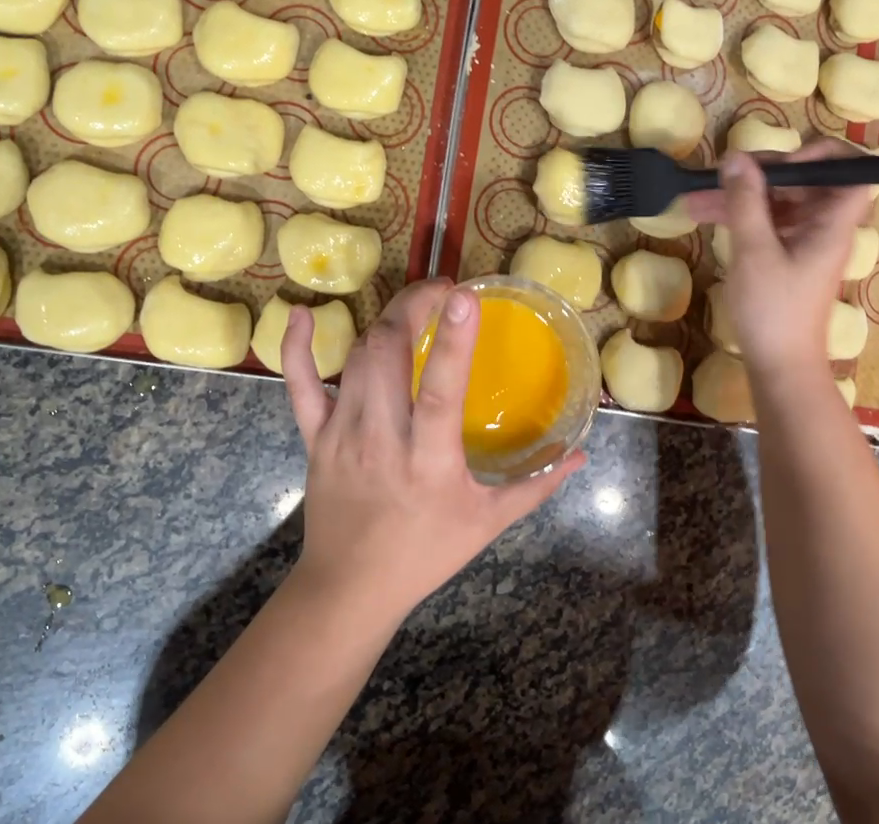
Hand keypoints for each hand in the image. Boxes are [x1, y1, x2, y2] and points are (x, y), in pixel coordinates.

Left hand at [280, 279, 585, 618]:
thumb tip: (581, 456)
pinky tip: (305, 317)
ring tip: (415, 306)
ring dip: (386, 322)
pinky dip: (296, 348)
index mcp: (429, 460)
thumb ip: (537, 486)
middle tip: (443, 290)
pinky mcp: (316, 436)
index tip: (463, 293)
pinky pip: (299, 386)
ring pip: (357, 358)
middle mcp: (381, 437)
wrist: (350, 587)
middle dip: (413, 307)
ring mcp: (342, 433)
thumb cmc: (424, 553)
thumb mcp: (489, 523)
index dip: (453, 339)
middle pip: (388, 353)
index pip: (440, 389)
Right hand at [687, 140, 875, 375]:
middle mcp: (825, 228)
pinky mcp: (787, 258)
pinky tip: (706, 214)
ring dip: (741, 195)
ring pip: (779, 202)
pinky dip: (741, 216)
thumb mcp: (754, 251)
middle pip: (805, 182)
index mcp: (833, 223)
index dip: (825, 154)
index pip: (854, 171)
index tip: (787, 159)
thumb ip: (745, 201)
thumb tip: (735, 157)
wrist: (780, 366)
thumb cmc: (773, 310)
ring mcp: (805, 243)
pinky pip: (769, 223)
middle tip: (724, 173)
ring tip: (697, 196)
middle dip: (762, 172)